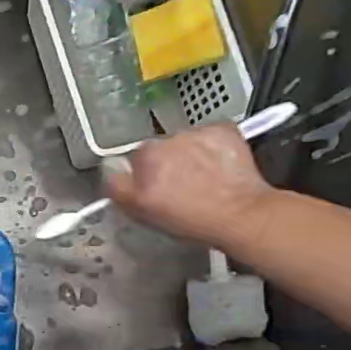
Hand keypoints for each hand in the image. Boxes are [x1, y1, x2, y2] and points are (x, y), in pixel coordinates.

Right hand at [103, 124, 279, 250]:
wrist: (240, 215)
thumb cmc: (191, 219)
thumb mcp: (141, 211)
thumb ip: (117, 187)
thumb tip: (110, 168)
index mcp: (144, 158)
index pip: (131, 161)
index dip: (141, 177)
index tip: (152, 189)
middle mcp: (168, 140)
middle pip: (158, 149)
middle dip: (165, 164)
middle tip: (179, 187)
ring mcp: (197, 133)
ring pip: (183, 141)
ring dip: (188, 155)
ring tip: (201, 179)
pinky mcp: (222, 130)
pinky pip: (208, 135)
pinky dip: (211, 147)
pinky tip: (217, 167)